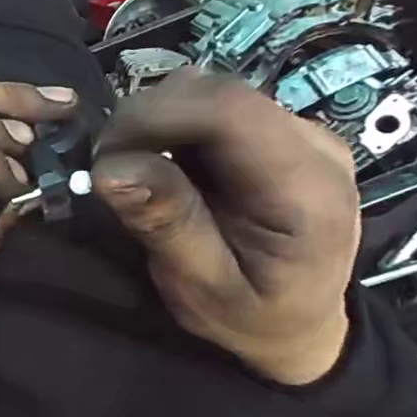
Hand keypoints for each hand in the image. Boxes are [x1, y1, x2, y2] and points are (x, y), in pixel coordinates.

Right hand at [91, 68, 360, 383]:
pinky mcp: (278, 128)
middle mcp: (313, 144)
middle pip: (213, 92)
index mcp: (306, 188)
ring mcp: (299, 130)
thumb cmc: (253, 318)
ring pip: (207, 90)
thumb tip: (110, 167)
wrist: (300, 326)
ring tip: (138, 171)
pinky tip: (168, 166)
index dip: (153, 116)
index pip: (227, 110)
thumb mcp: (202, 289)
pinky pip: (212, 105)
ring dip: (157, 121)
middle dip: (145, 119)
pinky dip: (173, 126)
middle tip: (109, 168)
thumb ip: (166, 224)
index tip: (104, 156)